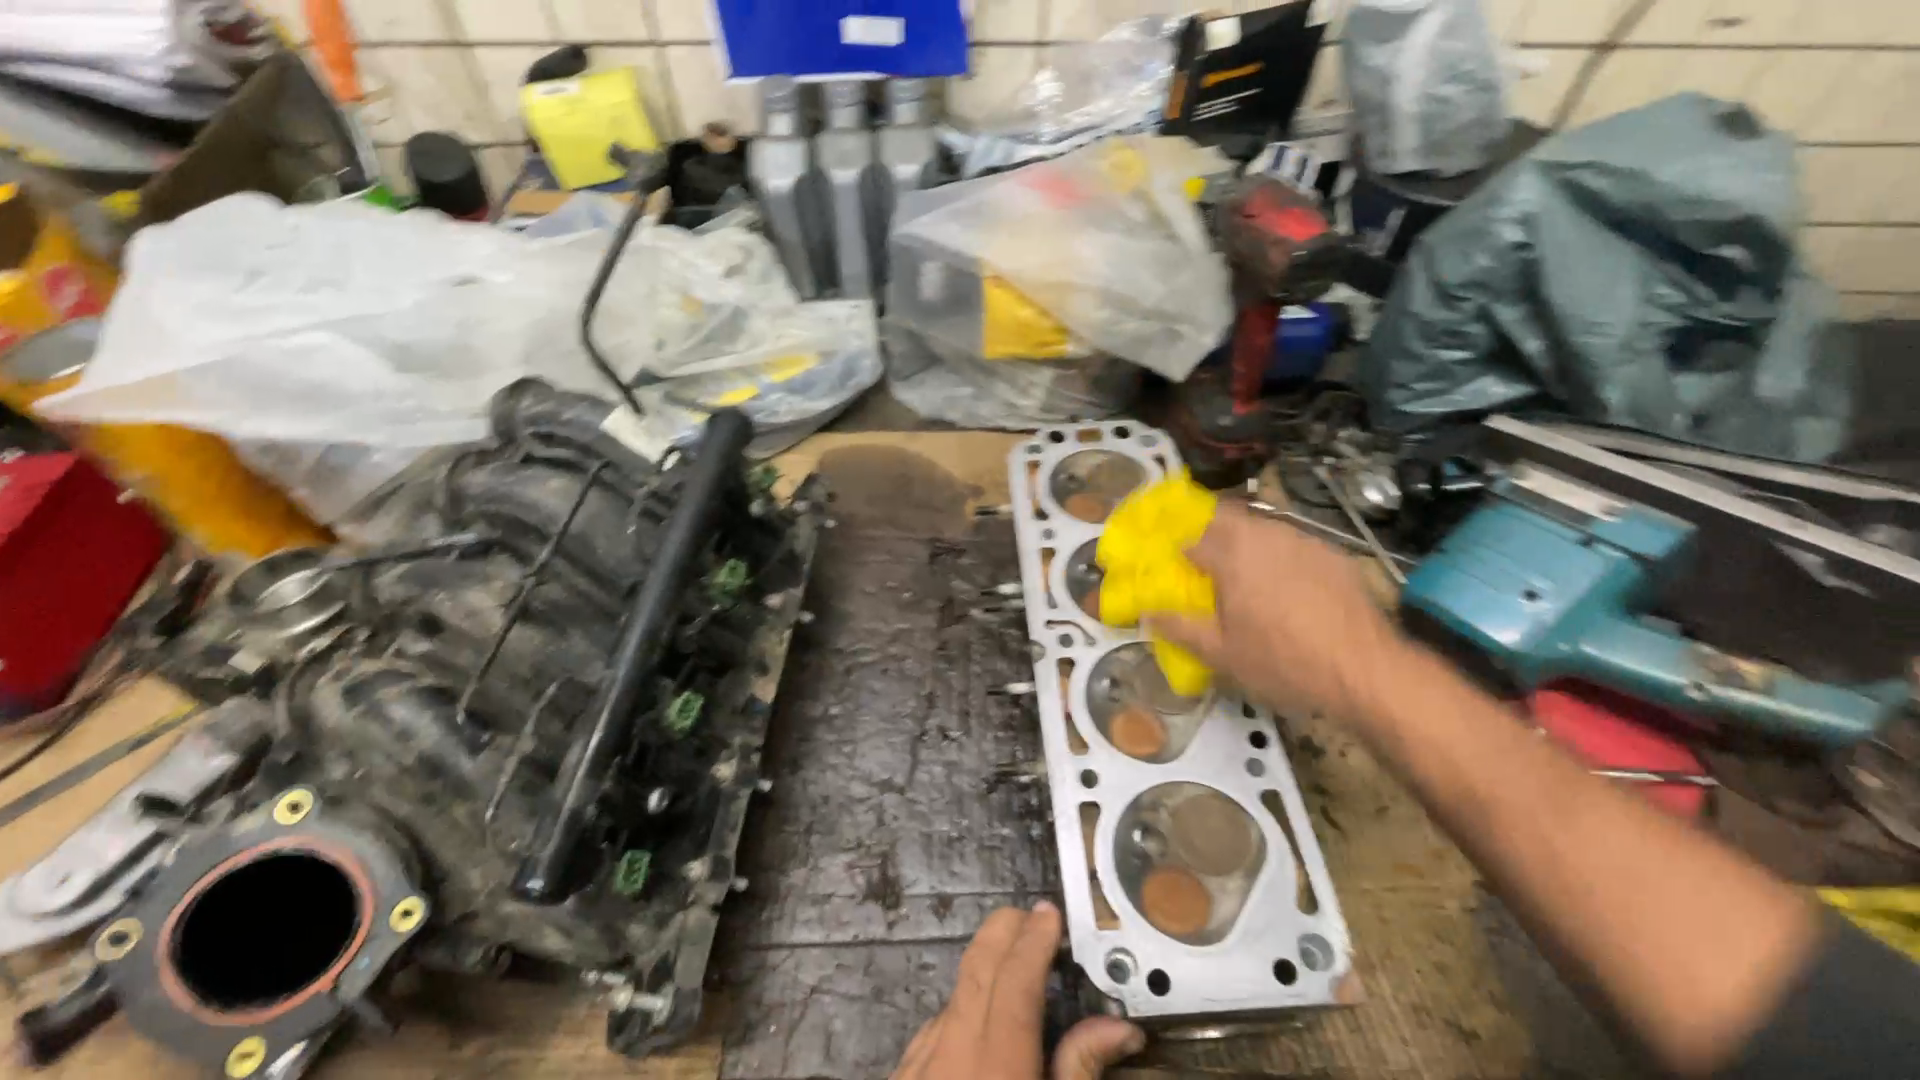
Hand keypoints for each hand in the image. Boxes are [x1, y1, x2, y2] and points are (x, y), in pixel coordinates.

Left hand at [890, 902, 1144, 1079]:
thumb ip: (1080, 1073)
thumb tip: (1119, 1028)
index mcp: (995, 1064)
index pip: (1016, 979)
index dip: (1035, 940)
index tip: (1052, 914)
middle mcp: (949, 1053)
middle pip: (976, 970)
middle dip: (1004, 933)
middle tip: (1033, 918)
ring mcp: (917, 1068)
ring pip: (953, 999)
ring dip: (984, 974)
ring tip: (1016, 970)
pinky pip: (932, 1033)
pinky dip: (960, 1015)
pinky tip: (974, 1031)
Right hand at [1148, 504, 1408, 722]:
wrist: (1364, 669)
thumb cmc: (1283, 661)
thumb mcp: (1222, 655)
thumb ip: (1181, 628)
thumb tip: (1149, 613)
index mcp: (1232, 555)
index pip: (1192, 539)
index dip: (1179, 553)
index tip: (1175, 571)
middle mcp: (1267, 535)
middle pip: (1229, 519)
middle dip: (1212, 535)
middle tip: (1207, 566)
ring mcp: (1305, 540)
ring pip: (1265, 528)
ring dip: (1248, 544)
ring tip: (1248, 577)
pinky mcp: (1335, 554)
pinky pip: (1296, 545)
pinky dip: (1283, 558)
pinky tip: (1289, 588)